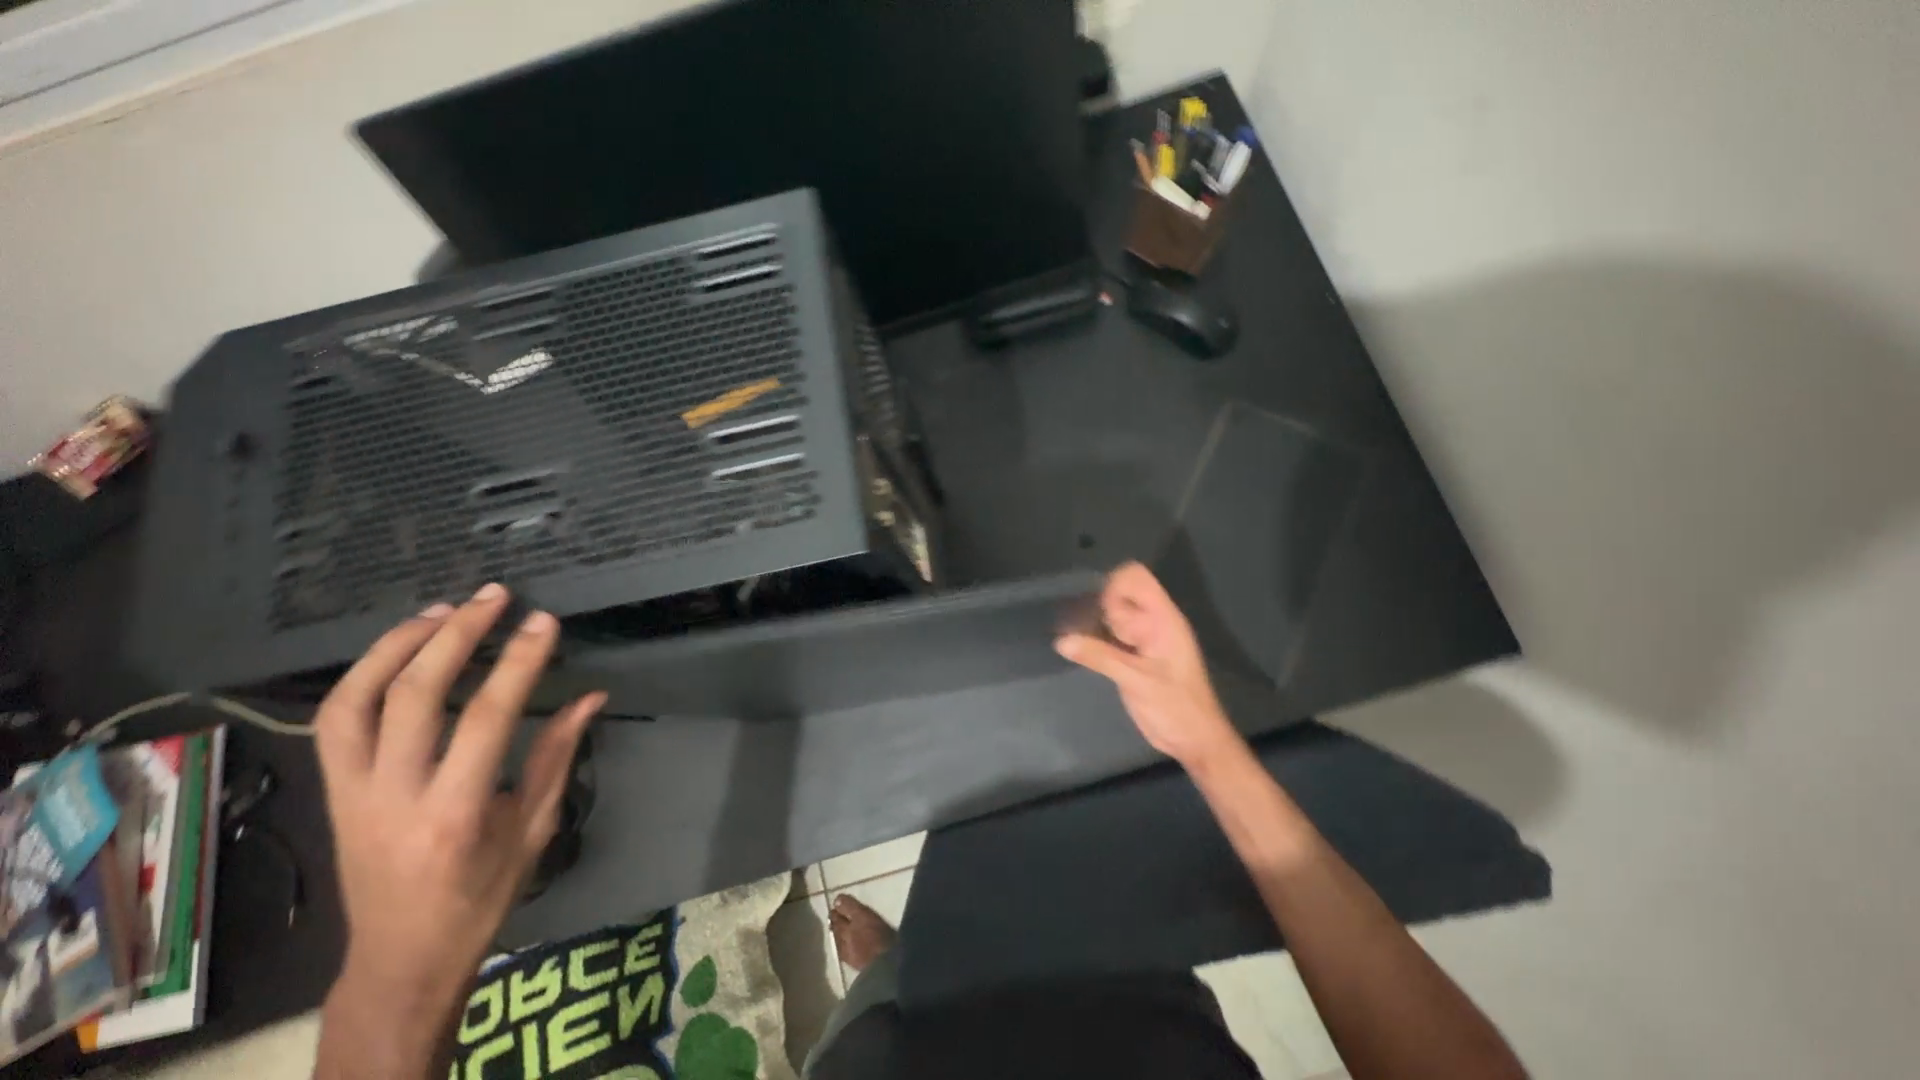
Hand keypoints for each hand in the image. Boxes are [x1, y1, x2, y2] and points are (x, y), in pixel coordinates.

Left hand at [314, 584, 602, 1027]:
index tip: (543, 622)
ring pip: (358, 698)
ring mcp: (352, 791)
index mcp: (455, 813)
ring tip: (443, 609)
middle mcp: (394, 795)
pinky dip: (364, 673)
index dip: (518, 661)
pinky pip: (335, 719)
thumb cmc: (480, 899)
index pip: (487, 717)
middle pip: (416, 694)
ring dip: (399, 644)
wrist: (401, 956)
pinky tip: (400, 648)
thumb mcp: (532, 832)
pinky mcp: (332, 789)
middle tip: (495, 596)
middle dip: (458, 634)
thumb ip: (556, 758)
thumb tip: (589, 697)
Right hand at [1054, 562, 1244, 771]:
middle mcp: (1153, 623)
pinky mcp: (1134, 657)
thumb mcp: (1138, 682)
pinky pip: (1110, 636)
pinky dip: (1096, 640)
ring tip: (1082, 644)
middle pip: (1120, 594)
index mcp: (1163, 619)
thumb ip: (1100, 657)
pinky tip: (1083, 654)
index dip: (1114, 588)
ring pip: (1113, 615)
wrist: (1193, 739)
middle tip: (1096, 638)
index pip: (1136, 578)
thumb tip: (1062, 640)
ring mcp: (1144, 640)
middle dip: (1101, 609)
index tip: (1104, 617)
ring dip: (1095, 624)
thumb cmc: (1175, 707)